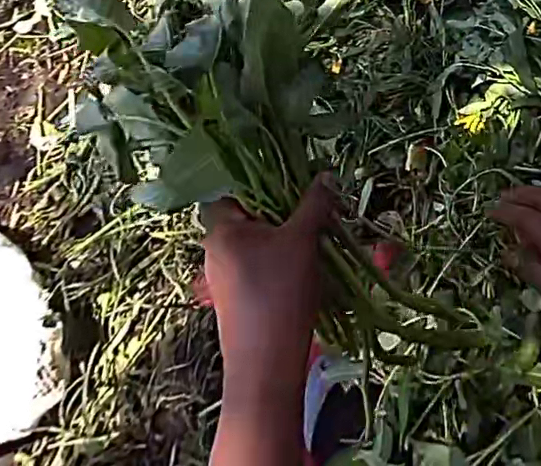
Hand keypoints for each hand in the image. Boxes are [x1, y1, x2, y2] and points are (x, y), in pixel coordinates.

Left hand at [203, 177, 336, 400]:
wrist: (266, 366)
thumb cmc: (279, 292)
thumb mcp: (302, 238)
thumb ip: (314, 202)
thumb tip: (326, 174)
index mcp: (220, 230)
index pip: (230, 190)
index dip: (258, 181)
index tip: (288, 181)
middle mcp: (214, 251)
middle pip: (247, 214)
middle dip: (280, 209)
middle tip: (310, 208)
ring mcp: (223, 277)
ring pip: (255, 241)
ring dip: (284, 234)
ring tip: (313, 236)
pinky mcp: (236, 298)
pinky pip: (257, 264)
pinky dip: (279, 257)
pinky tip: (304, 264)